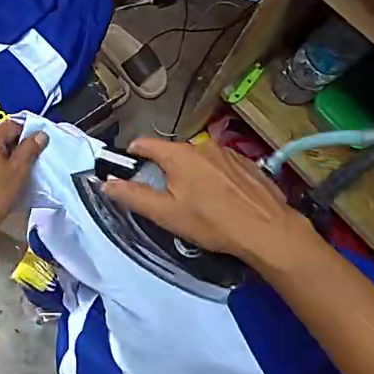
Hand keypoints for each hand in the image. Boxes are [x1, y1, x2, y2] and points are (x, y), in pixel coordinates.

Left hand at [0, 118, 45, 233]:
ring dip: (3, 157)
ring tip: (15, 172)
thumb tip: (40, 134)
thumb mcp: (21, 168)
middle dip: (15, 146)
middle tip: (29, 161)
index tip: (38, 146)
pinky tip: (0, 180)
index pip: (11, 125)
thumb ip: (31, 148)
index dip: (27, 133)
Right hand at [103, 137, 319, 269]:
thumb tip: (108, 183)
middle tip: (168, 200)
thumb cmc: (213, 223)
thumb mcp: (166, 214)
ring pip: (199, 160)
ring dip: (192, 176)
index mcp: (180, 154)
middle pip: (173, 153)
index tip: (129, 173)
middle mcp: (204, 146)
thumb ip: (134, 196)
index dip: (132, 157)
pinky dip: (216, 179)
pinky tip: (222, 201)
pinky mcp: (247, 164)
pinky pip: (221, 167)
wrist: (266, 229)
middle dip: (165, 172)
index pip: (144, 144)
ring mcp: (228, 153)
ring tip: (199, 204)